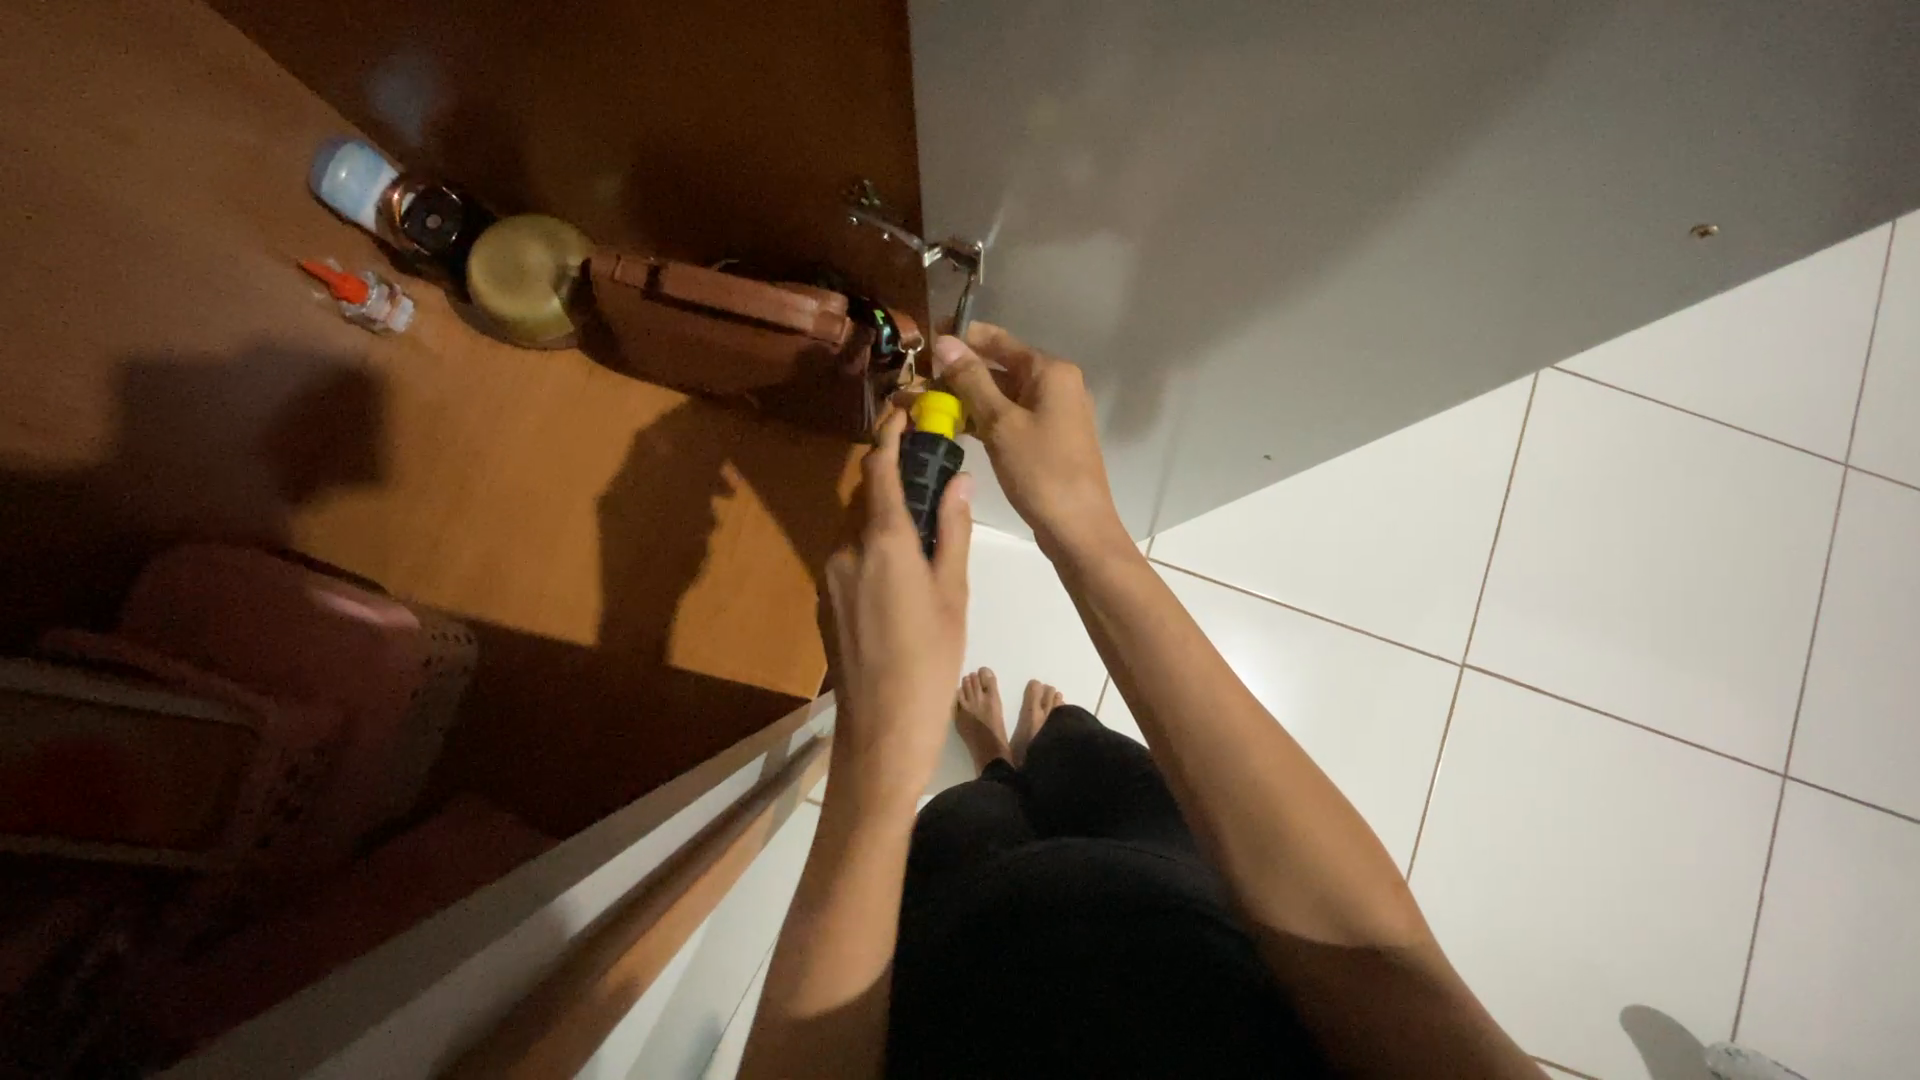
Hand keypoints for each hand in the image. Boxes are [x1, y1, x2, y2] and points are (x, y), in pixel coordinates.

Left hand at [820, 410, 971, 812]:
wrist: (881, 726)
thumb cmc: (930, 657)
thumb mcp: (953, 591)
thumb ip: (952, 529)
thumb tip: (958, 479)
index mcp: (882, 540)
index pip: (879, 468)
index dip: (890, 435)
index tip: (904, 412)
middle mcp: (845, 549)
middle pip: (868, 500)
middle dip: (896, 486)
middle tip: (934, 491)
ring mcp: (829, 577)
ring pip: (859, 533)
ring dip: (887, 526)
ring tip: (925, 550)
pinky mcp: (825, 602)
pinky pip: (851, 561)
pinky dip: (875, 556)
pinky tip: (900, 588)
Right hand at [931, 323, 1129, 560]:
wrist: (1077, 528)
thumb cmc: (1041, 471)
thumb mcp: (1000, 423)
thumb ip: (971, 380)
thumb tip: (944, 341)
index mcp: (1051, 372)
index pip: (999, 341)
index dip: (962, 337)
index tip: (926, 338)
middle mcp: (1057, 385)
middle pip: (1001, 367)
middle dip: (960, 373)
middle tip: (919, 380)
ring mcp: (1055, 414)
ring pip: (1004, 396)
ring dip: (968, 399)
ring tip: (926, 404)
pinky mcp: (1048, 440)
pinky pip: (1011, 418)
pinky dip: (985, 420)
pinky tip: (956, 427)